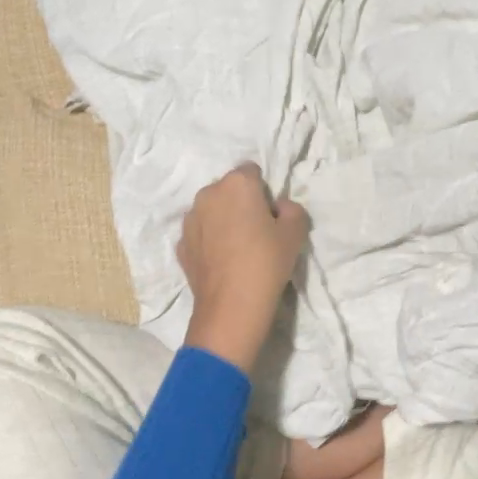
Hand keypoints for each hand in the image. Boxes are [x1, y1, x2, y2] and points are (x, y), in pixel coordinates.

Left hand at [177, 163, 309, 373]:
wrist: (231, 306)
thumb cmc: (266, 263)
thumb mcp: (296, 233)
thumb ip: (292, 210)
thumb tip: (279, 208)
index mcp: (236, 184)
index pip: (252, 172)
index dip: (264, 192)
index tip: (271, 215)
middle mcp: (207, 194)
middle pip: (228, 190)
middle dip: (241, 203)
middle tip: (256, 232)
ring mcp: (189, 220)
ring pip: (211, 211)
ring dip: (222, 221)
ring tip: (237, 249)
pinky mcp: (181, 245)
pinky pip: (200, 235)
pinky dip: (209, 242)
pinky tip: (222, 262)